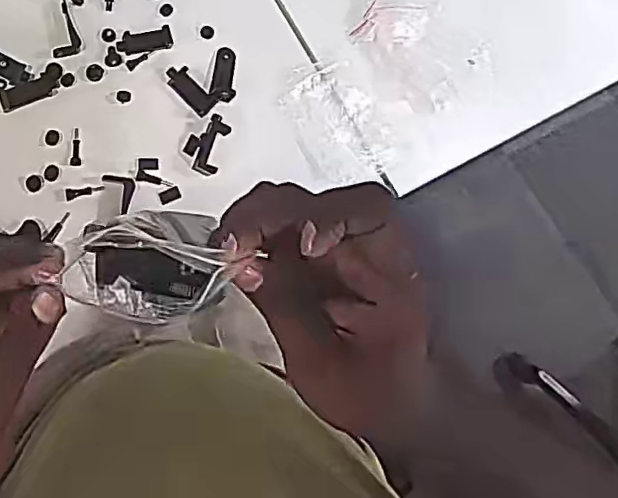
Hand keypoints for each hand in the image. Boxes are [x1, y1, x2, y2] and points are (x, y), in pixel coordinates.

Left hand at [0, 248, 65, 497]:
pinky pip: (7, 323)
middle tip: (58, 267)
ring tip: (57, 284)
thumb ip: (24, 336)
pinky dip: (29, 315)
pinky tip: (47, 309)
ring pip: (1, 302)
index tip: (51, 265)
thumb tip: (49, 294)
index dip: (19, 270)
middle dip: (26, 276)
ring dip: (30, 293)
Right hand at [219, 182, 428, 447]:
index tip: (303, 246)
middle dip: (267, 214)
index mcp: (387, 269)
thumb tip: (246, 264)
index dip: (330, 215)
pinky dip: (249, 231)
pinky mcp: (307, 251)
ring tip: (228, 251)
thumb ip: (286, 309)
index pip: (368, 210)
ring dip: (252, 219)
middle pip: (313, 200)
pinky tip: (233, 254)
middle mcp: (359, 244)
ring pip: (288, 204)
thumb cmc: (374, 397)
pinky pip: (275, 224)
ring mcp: (332, 244)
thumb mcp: (326, 367)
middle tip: (233, 245)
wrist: (389, 417)